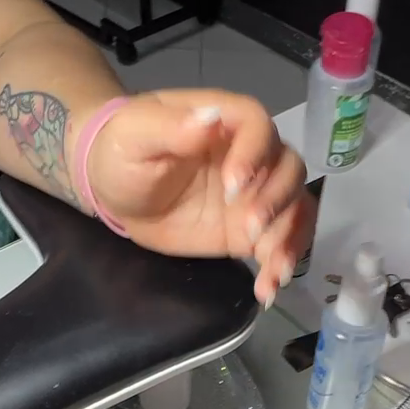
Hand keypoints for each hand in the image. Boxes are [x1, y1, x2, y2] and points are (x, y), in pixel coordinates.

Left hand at [85, 90, 314, 305]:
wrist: (115, 193)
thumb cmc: (122, 152)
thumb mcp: (135, 135)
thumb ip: (171, 127)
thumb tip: (210, 118)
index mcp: (225, 122)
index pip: (259, 127)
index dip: (255, 155)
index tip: (235, 187)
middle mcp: (250, 157)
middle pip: (289, 169)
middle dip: (277, 202)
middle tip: (250, 230)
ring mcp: (254, 196)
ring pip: (294, 209)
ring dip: (290, 240)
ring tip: (274, 271)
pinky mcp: (248, 232)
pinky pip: (279, 244)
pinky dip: (280, 264)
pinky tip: (268, 289)